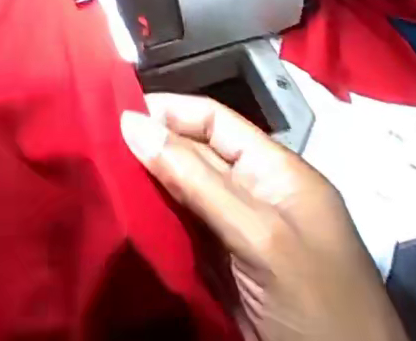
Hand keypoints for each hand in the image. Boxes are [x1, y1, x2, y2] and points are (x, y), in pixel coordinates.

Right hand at [120, 94, 407, 340]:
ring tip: (103, 179)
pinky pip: (185, 239)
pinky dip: (157, 231)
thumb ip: (197, 179)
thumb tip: (133, 122)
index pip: (215, 121)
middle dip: (152, 150)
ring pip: (185, 199)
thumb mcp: (260, 236)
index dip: (169, 111)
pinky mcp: (228, 278)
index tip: (117, 112)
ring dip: (148, 191)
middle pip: (196, 158)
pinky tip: (125, 223)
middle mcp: (257, 196)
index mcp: (276, 171)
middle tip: (98, 148)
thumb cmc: (317, 303)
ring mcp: (242, 240)